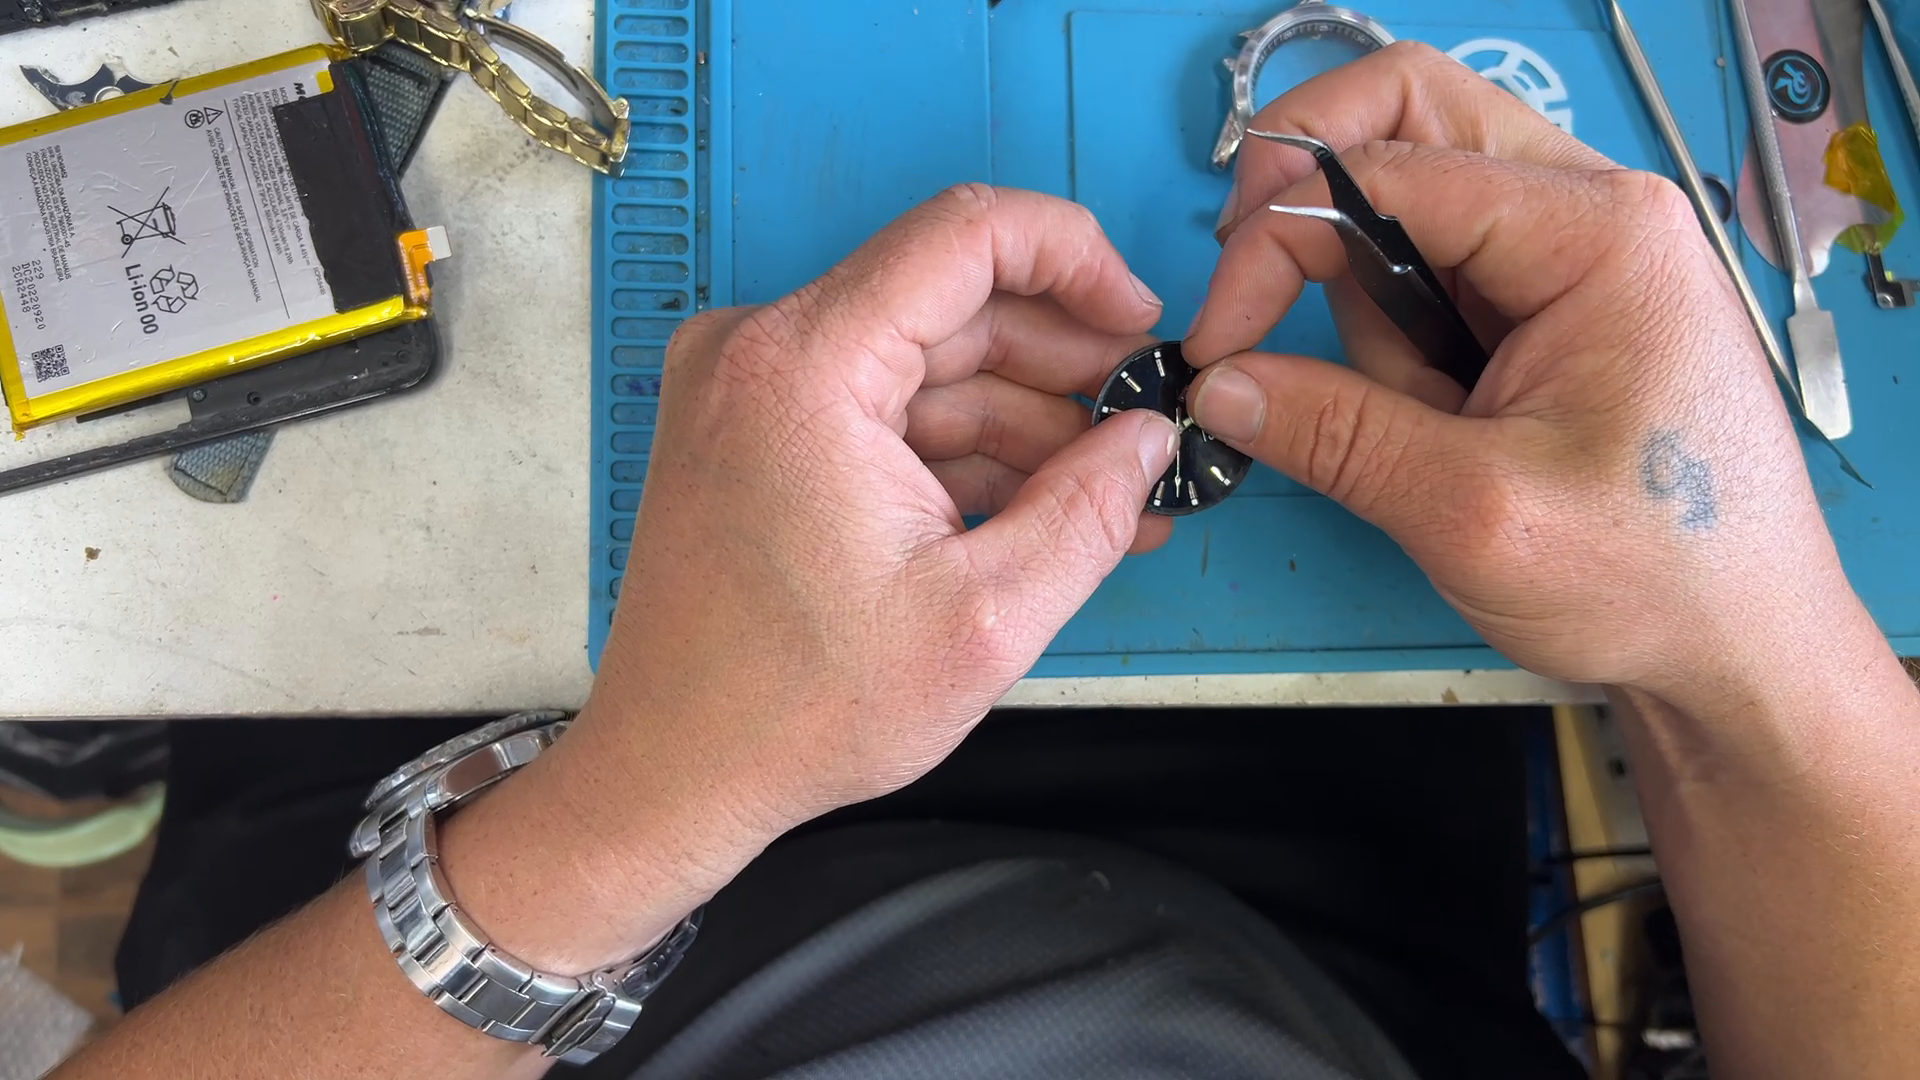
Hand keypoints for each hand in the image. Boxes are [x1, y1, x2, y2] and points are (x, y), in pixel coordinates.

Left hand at [568, 184, 1174, 842]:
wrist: (677, 772)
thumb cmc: (799, 710)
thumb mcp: (985, 620)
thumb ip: (1090, 514)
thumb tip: (1148, 441)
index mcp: (806, 368)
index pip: (966, 234)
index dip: (1075, 259)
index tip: (1138, 318)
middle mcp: (764, 354)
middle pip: (954, 306)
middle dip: (1064, 363)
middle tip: (1141, 424)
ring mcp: (757, 393)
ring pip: (930, 368)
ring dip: (1025, 423)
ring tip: (1110, 491)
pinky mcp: (765, 438)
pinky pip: (889, 415)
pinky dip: (964, 453)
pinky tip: (1037, 506)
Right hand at [1186, 43, 1859, 701]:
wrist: (1722, 642)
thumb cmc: (1637, 574)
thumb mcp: (1468, 509)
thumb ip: (1332, 434)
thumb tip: (1211, 385)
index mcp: (1590, 233)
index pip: (1387, 171)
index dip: (1272, 243)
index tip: (1212, 346)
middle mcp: (1573, 215)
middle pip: (1407, 117)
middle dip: (1298, 186)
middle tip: (1243, 284)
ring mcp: (1543, 261)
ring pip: (1390, 213)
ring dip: (1345, 302)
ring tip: (1400, 416)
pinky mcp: (1515, 312)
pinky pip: (1403, 285)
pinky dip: (1368, 339)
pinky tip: (1415, 414)